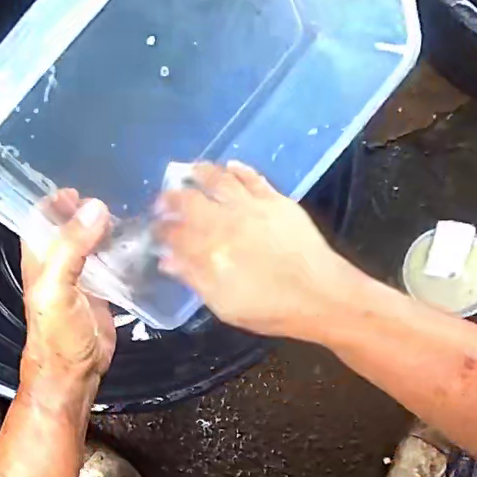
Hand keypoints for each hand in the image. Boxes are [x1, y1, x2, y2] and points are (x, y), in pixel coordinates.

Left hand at [20, 190, 116, 390]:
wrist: (74, 372)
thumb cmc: (57, 335)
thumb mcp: (57, 287)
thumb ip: (72, 247)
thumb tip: (95, 209)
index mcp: (40, 256)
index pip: (42, 216)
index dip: (57, 199)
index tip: (81, 184)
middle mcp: (59, 262)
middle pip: (71, 225)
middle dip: (88, 209)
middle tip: (115, 193)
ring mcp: (82, 276)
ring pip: (93, 242)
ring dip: (108, 227)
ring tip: (132, 210)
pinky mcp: (103, 290)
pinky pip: (113, 262)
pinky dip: (123, 250)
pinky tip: (140, 241)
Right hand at [156, 160, 365, 340]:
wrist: (322, 296)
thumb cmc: (270, 308)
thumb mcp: (224, 305)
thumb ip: (194, 278)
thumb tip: (167, 259)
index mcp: (209, 250)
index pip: (174, 232)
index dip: (160, 229)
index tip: (153, 229)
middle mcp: (226, 221)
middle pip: (189, 201)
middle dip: (171, 198)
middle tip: (163, 199)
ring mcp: (252, 207)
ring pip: (219, 180)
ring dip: (200, 173)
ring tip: (189, 170)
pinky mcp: (276, 201)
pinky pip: (252, 178)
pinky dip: (238, 170)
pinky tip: (230, 167)